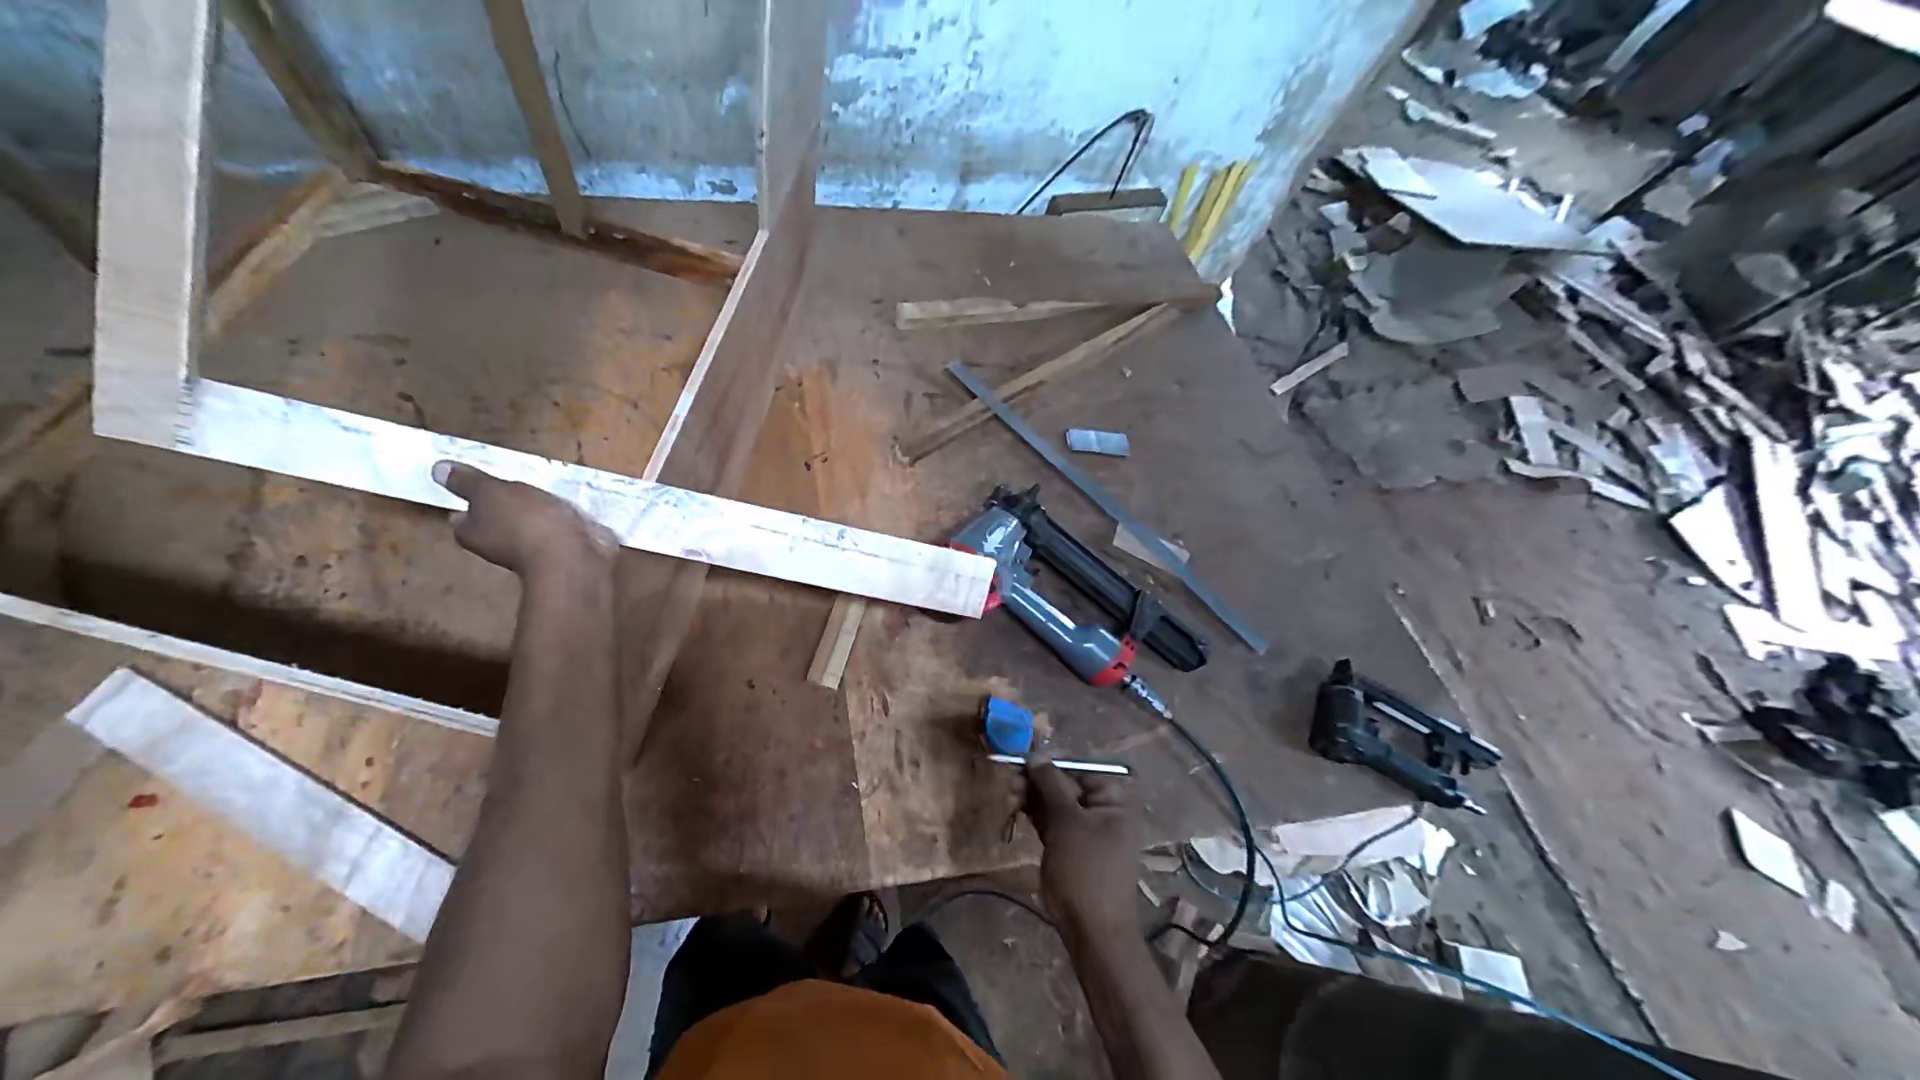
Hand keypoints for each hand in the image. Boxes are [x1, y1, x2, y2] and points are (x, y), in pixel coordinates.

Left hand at [432, 461, 616, 576]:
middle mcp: (498, 547)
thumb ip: (467, 481)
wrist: (573, 558)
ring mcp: (534, 553)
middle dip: (506, 508)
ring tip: (551, 493)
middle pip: (496, 523)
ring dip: (538, 514)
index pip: (462, 516)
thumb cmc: (524, 523)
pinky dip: (564, 523)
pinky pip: (559, 533)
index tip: (482, 485)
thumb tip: (436, 470)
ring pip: (530, 528)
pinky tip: (573, 510)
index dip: (469, 500)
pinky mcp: (564, 554)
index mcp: (471, 533)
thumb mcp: (490, 492)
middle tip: (519, 485)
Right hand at [1022, 758, 1141, 931]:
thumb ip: (1051, 784)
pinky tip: (1017, 807)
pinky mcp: (1071, 848)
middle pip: (1067, 785)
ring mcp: (1087, 831)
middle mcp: (1103, 812)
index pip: (1080, 769)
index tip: (1021, 760)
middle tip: (1010, 779)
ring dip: (1033, 796)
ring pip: (1056, 804)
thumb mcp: (1067, 821)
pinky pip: (1053, 822)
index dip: (1051, 763)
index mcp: (1113, 801)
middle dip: (1038, 781)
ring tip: (1010, 794)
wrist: (1092, 930)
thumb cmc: (1085, 869)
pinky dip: (1036, 814)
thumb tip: (1035, 754)